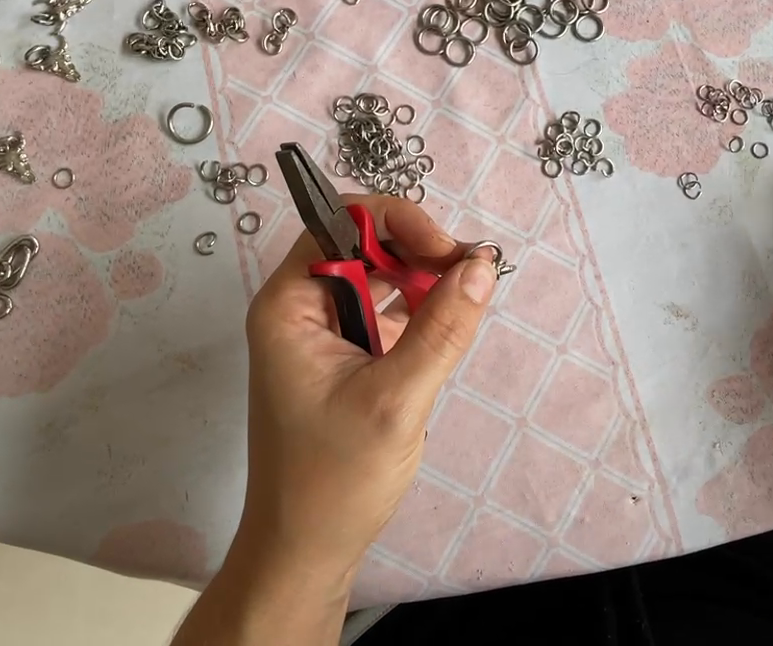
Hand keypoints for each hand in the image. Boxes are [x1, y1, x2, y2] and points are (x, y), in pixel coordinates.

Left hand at [235, 195, 496, 578]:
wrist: (305, 551)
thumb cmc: (336, 479)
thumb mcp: (397, 400)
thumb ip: (442, 329)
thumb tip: (483, 265)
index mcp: (289, 304)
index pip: (341, 224)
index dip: (397, 221)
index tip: (447, 251)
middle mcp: (300, 306)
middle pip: (361, 242)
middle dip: (416, 246)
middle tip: (468, 271)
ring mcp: (321, 330)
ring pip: (376, 272)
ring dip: (421, 273)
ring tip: (467, 289)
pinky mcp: (344, 353)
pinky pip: (383, 306)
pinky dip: (418, 304)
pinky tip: (450, 315)